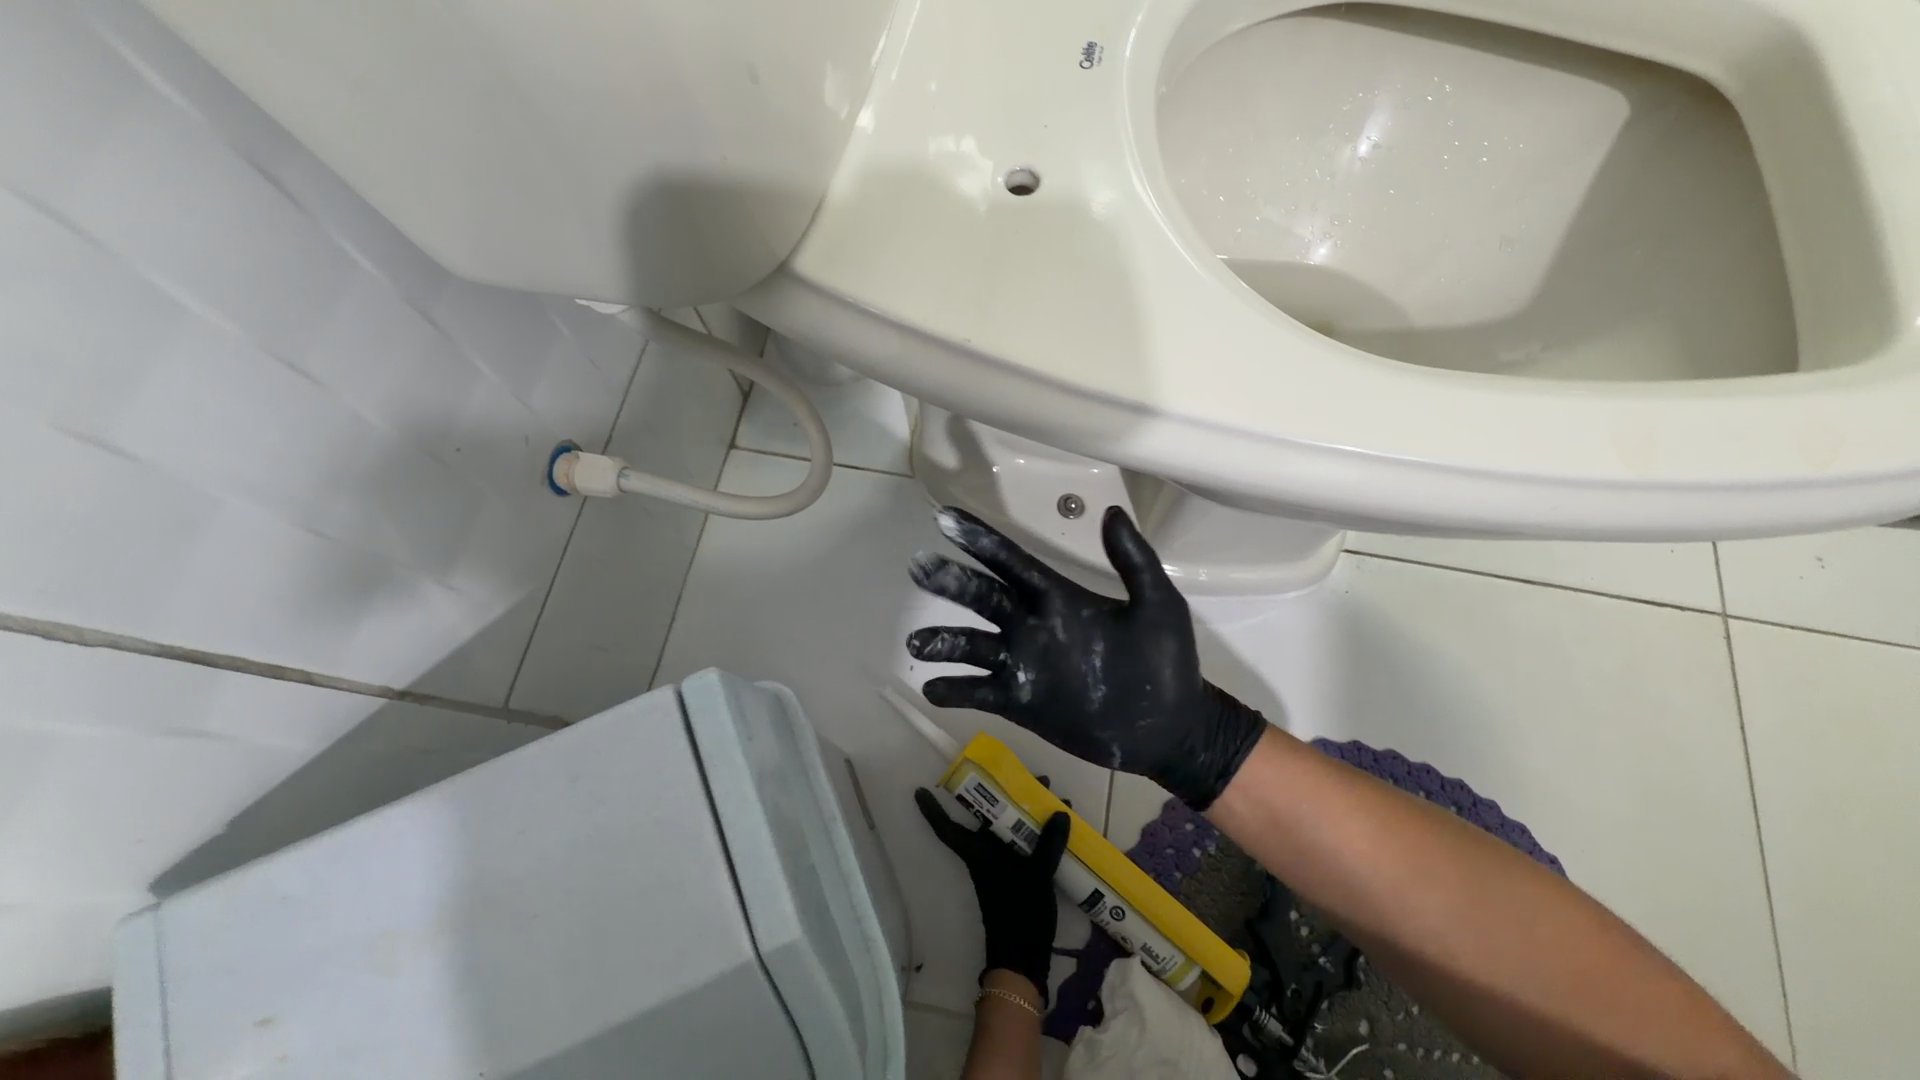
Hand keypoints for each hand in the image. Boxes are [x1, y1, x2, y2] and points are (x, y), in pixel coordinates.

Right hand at [907, 506, 1267, 808]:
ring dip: (943, 641)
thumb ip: (1134, 561)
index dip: (981, 541)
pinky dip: (954, 690)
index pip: (1012, 563)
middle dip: (950, 581)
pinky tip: (933, 688)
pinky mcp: (1021, 703)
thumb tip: (1110, 512)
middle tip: (918, 566)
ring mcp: (1024, 665)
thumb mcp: (1158, 605)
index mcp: (1059, 599)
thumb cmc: (1167, 663)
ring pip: (972, 645)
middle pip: (982, 597)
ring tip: (917, 643)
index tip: (946, 519)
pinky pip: (980, 692)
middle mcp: (1033, 626)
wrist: (1170, 728)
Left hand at [916, 788, 1069, 998]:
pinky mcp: (1019, 876)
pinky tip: (1061, 825)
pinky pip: (1025, 845)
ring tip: (1054, 796)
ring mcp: (1002, 866)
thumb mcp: (1037, 876)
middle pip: (989, 818)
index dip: (933, 811)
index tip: (919, 791)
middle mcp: (986, 856)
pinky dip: (1039, 832)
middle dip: (1007, 795)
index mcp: (979, 855)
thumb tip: (1059, 811)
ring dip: (1029, 812)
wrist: (1023, 957)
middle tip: (1034, 778)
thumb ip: (1048, 844)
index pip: (948, 829)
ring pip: (1010, 829)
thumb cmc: (1019, 914)